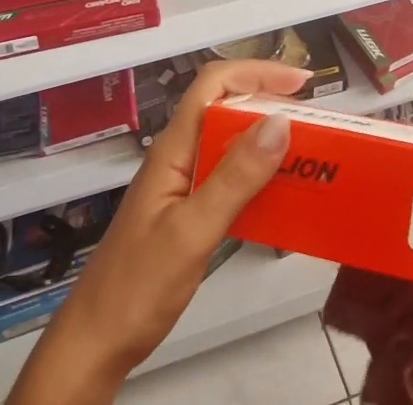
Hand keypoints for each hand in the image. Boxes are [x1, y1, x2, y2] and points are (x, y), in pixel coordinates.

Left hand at [7, 60, 309, 404]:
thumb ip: (235, 177)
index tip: (300, 83)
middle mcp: (177, 158)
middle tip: (315, 120)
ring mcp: (181, 185)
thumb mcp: (192, 230)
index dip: (255, 72)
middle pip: (224, 108)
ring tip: (308, 152)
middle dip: (268, 102)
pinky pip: (228, 178)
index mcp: (172, 149)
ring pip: (228, 144)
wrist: (97, 341)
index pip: (212, 85)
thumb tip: (279, 122)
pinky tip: (282, 194)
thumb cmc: (137, 286)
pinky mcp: (188, 212)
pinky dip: (258, 176)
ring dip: (267, 140)